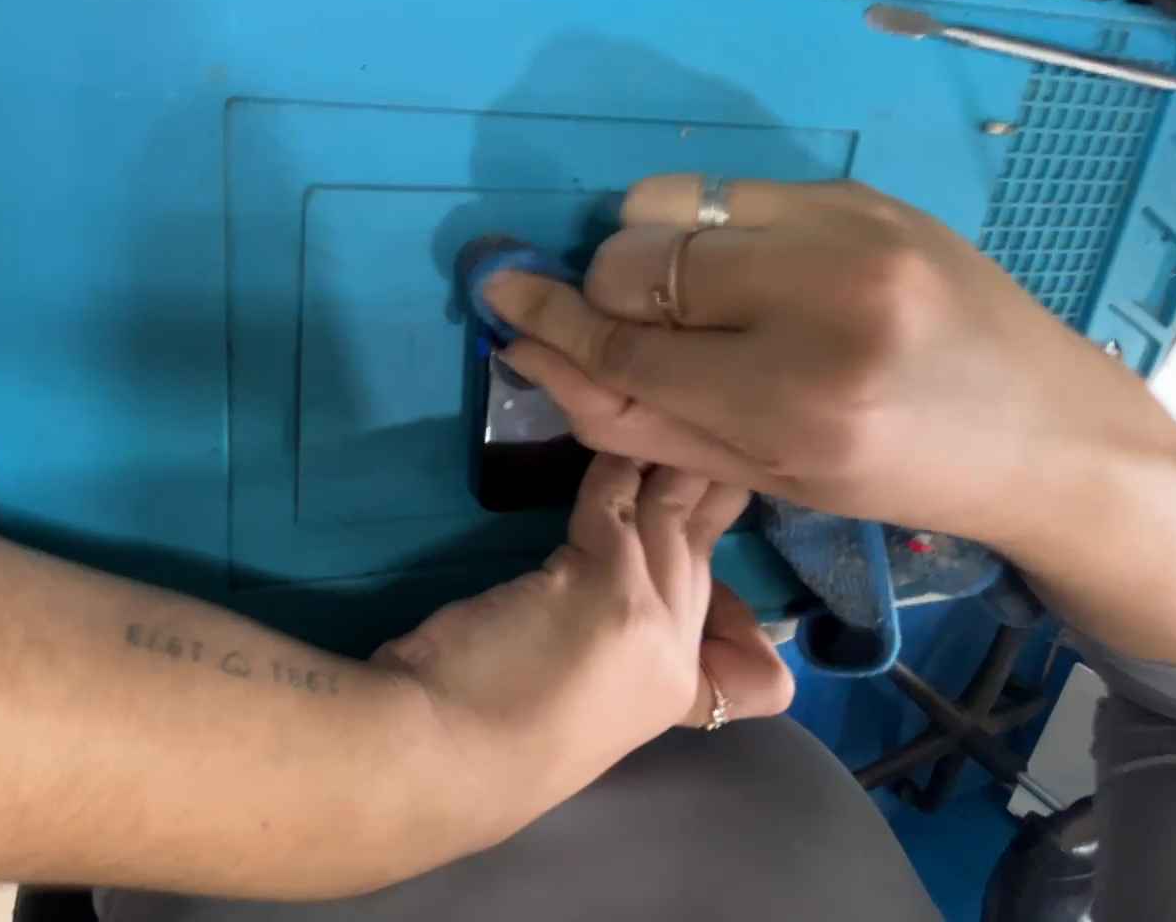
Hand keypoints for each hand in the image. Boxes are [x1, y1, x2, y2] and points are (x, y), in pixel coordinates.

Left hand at [374, 454, 790, 827]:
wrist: (446, 754)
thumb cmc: (491, 737)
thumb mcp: (567, 707)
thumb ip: (603, 663)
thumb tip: (593, 612)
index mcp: (669, 699)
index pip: (725, 635)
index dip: (729, 589)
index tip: (717, 547)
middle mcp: (672, 660)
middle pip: (700, 561)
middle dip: (709, 500)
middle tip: (718, 449)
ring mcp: (647, 619)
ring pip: (669, 524)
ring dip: (669, 468)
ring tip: (674, 420)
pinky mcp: (603, 581)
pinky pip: (614, 505)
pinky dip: (611, 468)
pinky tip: (610, 438)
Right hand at [480, 175, 1175, 547]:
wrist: (1050, 431)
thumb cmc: (891, 476)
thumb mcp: (755, 475)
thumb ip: (630, 418)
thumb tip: (532, 355)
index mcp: (799, 399)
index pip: (626, 349)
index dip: (550, 324)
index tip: (498, 296)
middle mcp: (823, 296)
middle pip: (630, 263)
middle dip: (605, 299)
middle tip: (644, 336)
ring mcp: (848, 225)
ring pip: (661, 204)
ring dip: (645, 254)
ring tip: (695, 300)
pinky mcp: (858, 189)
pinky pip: (718, 189)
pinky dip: (698, 232)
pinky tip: (746, 273)